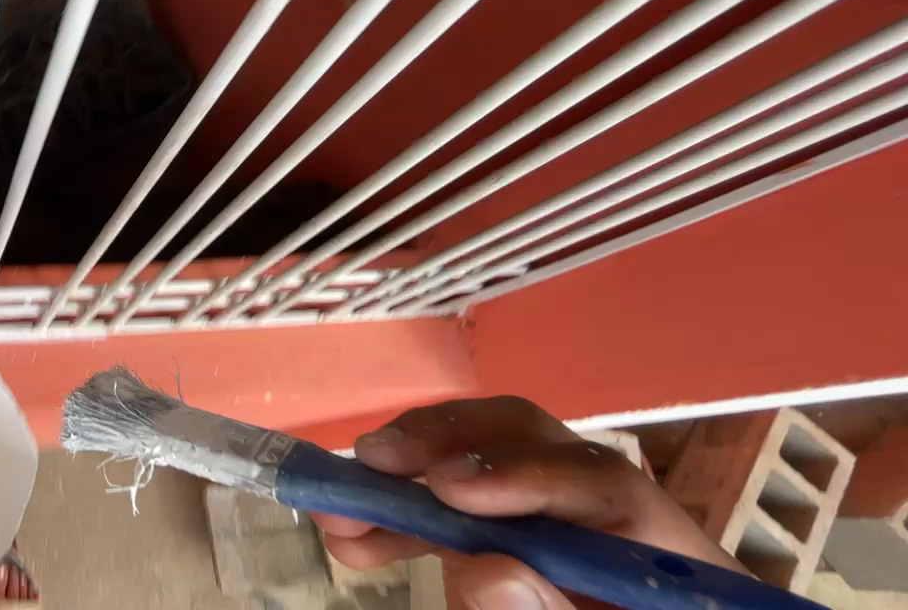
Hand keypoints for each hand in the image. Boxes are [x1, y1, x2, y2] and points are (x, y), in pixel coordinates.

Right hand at [313, 396, 744, 609]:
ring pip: (479, 461)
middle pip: (529, 442)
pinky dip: (403, 518)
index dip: (521, 473)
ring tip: (340, 509)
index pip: (604, 484)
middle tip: (371, 462)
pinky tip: (359, 537)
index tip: (444, 488)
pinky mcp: (519, 543)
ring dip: (402, 480)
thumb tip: (481, 571)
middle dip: (440, 443)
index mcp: (673, 560)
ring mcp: (565, 526)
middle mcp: (619, 521)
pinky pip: (455, 510)